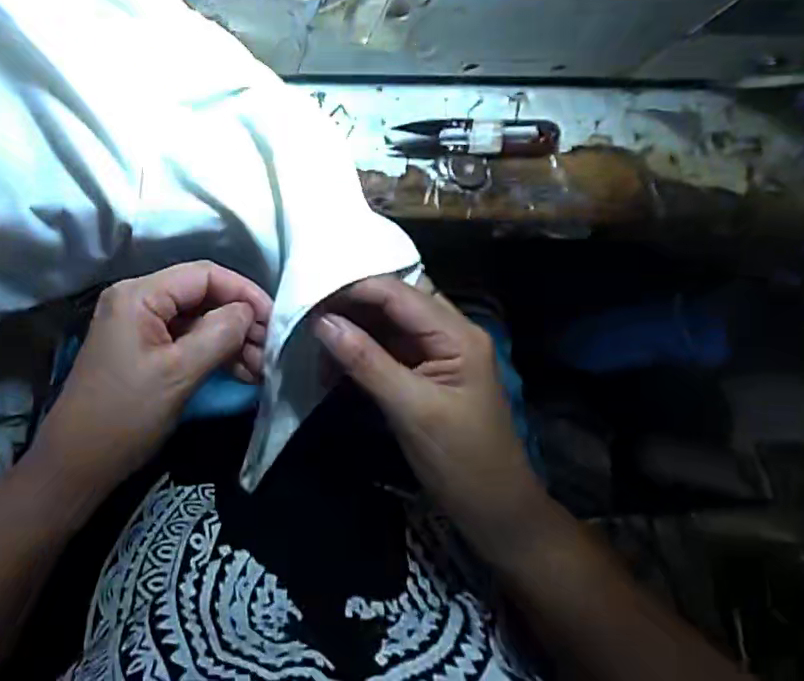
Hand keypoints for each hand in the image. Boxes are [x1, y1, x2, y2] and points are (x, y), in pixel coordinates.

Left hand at [31, 261, 271, 495]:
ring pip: (198, 318)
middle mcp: (137, 299)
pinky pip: (186, 338)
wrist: (74, 467)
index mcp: (139, 294)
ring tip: (263, 367)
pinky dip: (214, 351)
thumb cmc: (124, 416)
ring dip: (231, 339)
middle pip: (202, 294)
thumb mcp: (178, 374)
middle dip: (240, 319)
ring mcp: (139, 324)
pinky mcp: (143, 348)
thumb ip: (219, 334)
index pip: (204, 275)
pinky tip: (242, 371)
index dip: (244, 293)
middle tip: (272, 350)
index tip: (275, 319)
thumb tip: (249, 312)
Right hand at [314, 276, 550, 559]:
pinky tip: (333, 357)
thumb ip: (366, 361)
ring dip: (352, 327)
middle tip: (305, 312)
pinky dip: (360, 349)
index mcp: (457, 333)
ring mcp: (439, 352)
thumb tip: (321, 321)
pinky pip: (388, 347)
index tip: (308, 297)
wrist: (498, 515)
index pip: (397, 293)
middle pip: (393, 301)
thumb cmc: (462, 462)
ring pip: (387, 323)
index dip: (352, 289)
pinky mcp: (426, 372)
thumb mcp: (411, 410)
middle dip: (349, 304)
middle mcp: (450, 331)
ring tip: (312, 336)